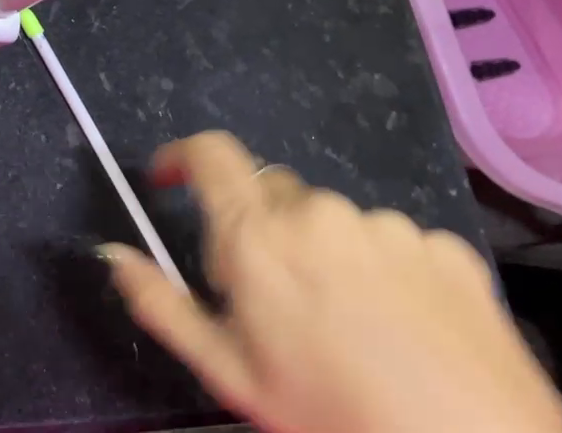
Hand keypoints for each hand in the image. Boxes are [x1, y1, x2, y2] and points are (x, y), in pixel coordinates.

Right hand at [103, 132, 561, 432]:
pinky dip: (381, 268)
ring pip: (331, 220)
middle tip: (274, 294)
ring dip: (322, 250)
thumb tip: (114, 253)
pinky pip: (393, 241)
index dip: (182, 156)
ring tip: (348, 321)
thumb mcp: (229, 373)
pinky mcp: (448, 249)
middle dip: (258, 227)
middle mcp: (319, 214)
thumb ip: (160, 304)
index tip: (170, 182)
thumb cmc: (333, 414)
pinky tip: (402, 324)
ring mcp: (389, 228)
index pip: (210, 153)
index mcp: (257, 236)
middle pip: (269, 193)